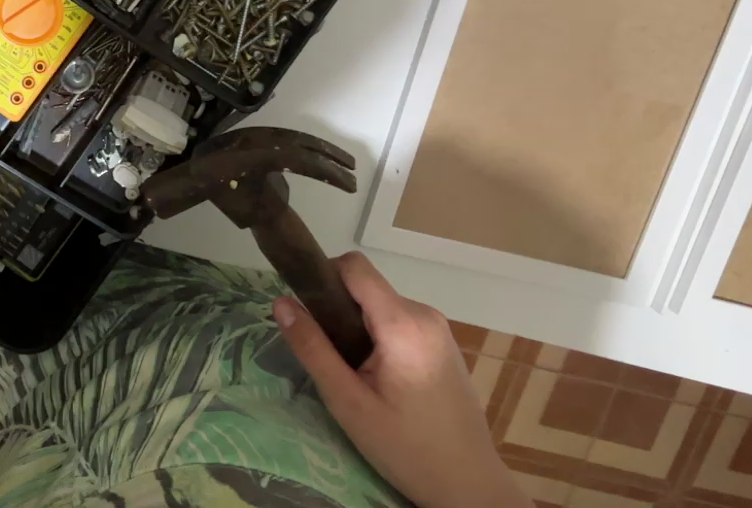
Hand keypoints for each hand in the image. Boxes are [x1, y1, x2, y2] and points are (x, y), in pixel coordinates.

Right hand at [274, 253, 529, 507]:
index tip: (308, 311)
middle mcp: (425, 314)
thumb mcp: (348, 403)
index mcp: (403, 322)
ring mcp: (438, 328)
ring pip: (381, 305)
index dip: (324, 276)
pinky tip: (383, 380)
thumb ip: (313, 348)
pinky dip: (381, 336)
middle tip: (331, 357)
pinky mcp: (444, 343)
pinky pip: (400, 320)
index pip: (354, 266)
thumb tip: (280, 301)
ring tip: (356, 374)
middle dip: (340, 311)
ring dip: (360, 326)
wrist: (471, 489)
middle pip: (366, 287)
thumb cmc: (406, 448)